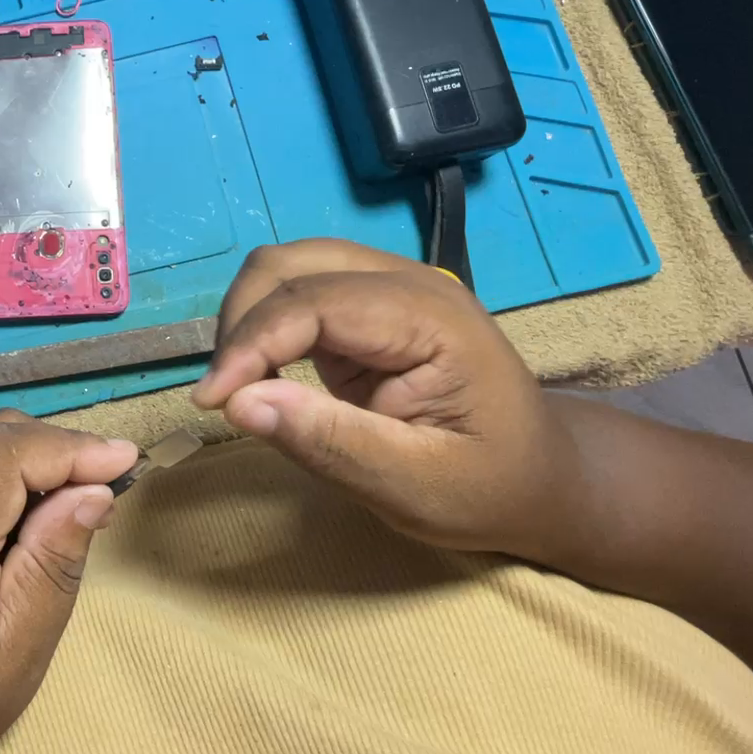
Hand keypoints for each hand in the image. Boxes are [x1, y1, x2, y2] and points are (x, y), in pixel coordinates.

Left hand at [0, 413, 136, 753]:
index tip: (127, 461)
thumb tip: (95, 490)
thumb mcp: (9, 661)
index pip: (5, 453)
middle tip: (102, 486)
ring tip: (66, 501)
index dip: (72, 446)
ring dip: (26, 454)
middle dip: (55, 445)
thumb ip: (52, 569)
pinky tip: (16, 512)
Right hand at [190, 239, 575, 558]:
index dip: (252, 344)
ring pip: (282, 268)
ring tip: (236, 383)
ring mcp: (383, 285)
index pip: (313, 302)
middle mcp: (404, 281)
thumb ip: (330, 442)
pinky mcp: (362, 303)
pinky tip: (258, 370)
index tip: (212, 403)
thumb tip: (237, 403)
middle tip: (223, 394)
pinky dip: (260, 324)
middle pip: (287, 265)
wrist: (539, 477)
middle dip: (240, 323)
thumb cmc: (489, 488)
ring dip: (244, 319)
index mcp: (430, 318)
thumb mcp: (417, 487)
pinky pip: (292, 291)